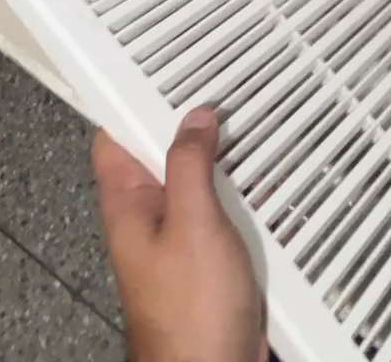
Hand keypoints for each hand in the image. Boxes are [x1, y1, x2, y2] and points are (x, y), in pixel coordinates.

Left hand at [93, 107, 265, 361]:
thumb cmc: (190, 317)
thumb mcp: (191, 223)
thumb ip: (190, 165)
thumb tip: (196, 119)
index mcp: (129, 204)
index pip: (117, 137)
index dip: (135, 102)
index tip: (164, 73)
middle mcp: (150, 216)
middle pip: (165, 153)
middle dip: (195, 127)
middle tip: (222, 96)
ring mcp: (182, 236)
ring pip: (201, 180)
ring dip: (228, 161)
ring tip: (254, 131)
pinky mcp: (211, 255)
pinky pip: (227, 210)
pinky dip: (249, 194)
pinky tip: (274, 185)